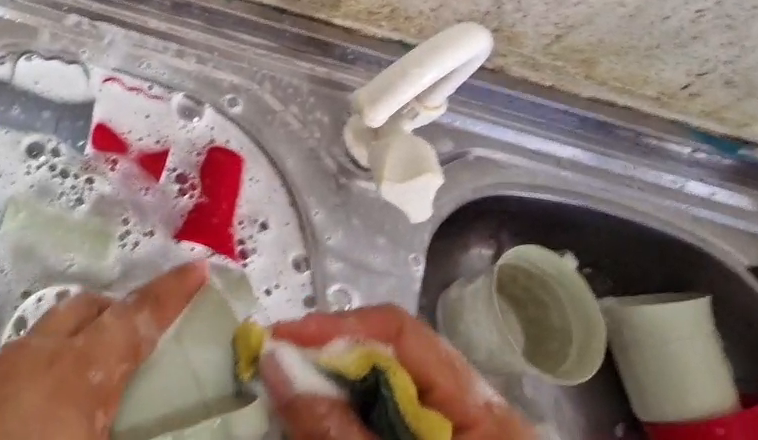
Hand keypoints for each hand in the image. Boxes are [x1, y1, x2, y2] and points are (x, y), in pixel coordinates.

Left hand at [0, 262, 208, 439]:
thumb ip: (131, 428)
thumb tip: (172, 421)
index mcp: (78, 373)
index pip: (135, 319)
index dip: (169, 293)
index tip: (198, 268)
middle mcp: (40, 354)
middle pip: (90, 308)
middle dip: (123, 311)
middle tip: (152, 334)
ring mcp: (2, 366)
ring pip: (55, 328)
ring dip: (86, 335)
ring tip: (105, 371)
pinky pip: (27, 353)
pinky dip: (53, 358)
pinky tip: (53, 403)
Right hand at [262, 306, 535, 439]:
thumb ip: (338, 428)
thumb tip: (274, 360)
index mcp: (486, 410)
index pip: (400, 332)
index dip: (336, 328)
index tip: (280, 340)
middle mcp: (475, 414)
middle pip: (388, 359)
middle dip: (326, 358)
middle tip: (271, 368)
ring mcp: (458, 434)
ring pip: (380, 392)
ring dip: (330, 389)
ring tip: (284, 395)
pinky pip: (383, 420)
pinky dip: (346, 420)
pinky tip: (314, 422)